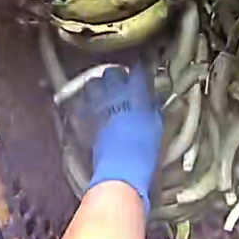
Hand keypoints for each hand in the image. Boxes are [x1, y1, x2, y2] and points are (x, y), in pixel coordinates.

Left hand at [66, 62, 161, 204]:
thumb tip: (153, 99)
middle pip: (112, 72)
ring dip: (99, 86)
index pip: (138, 70)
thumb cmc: (144, 150)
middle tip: (122, 83)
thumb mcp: (156, 126)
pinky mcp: (85, 117)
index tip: (142, 70)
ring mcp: (98, 104)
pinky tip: (91, 108)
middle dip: (117, 75)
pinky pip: (82, 101)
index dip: (140, 68)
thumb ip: (154, 108)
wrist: (121, 170)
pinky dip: (86, 102)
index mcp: (137, 94)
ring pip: (93, 83)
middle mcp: (116, 94)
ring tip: (104, 94)